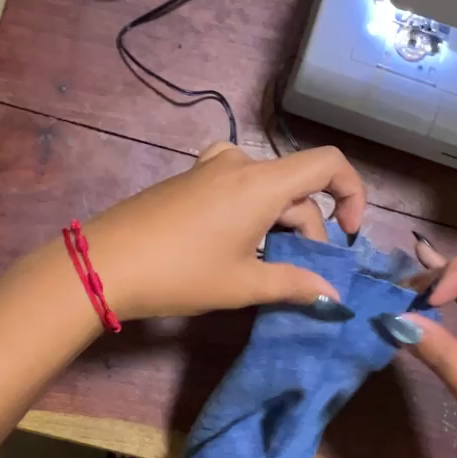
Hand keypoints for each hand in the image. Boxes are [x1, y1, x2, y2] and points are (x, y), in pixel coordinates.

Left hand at [80, 142, 367, 319]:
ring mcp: (210, 167)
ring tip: (263, 261)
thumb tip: (332, 293)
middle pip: (296, 187)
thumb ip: (294, 284)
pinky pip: (237, 183)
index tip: (348, 233)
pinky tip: (236, 235)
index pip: (329, 163)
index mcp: (262, 183)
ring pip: (266, 188)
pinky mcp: (189, 179)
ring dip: (278, 220)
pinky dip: (251, 206)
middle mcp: (240, 163)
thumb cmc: (180, 273)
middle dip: (308, 229)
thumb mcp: (242, 285)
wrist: (104, 263)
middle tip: (298, 276)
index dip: (352, 192)